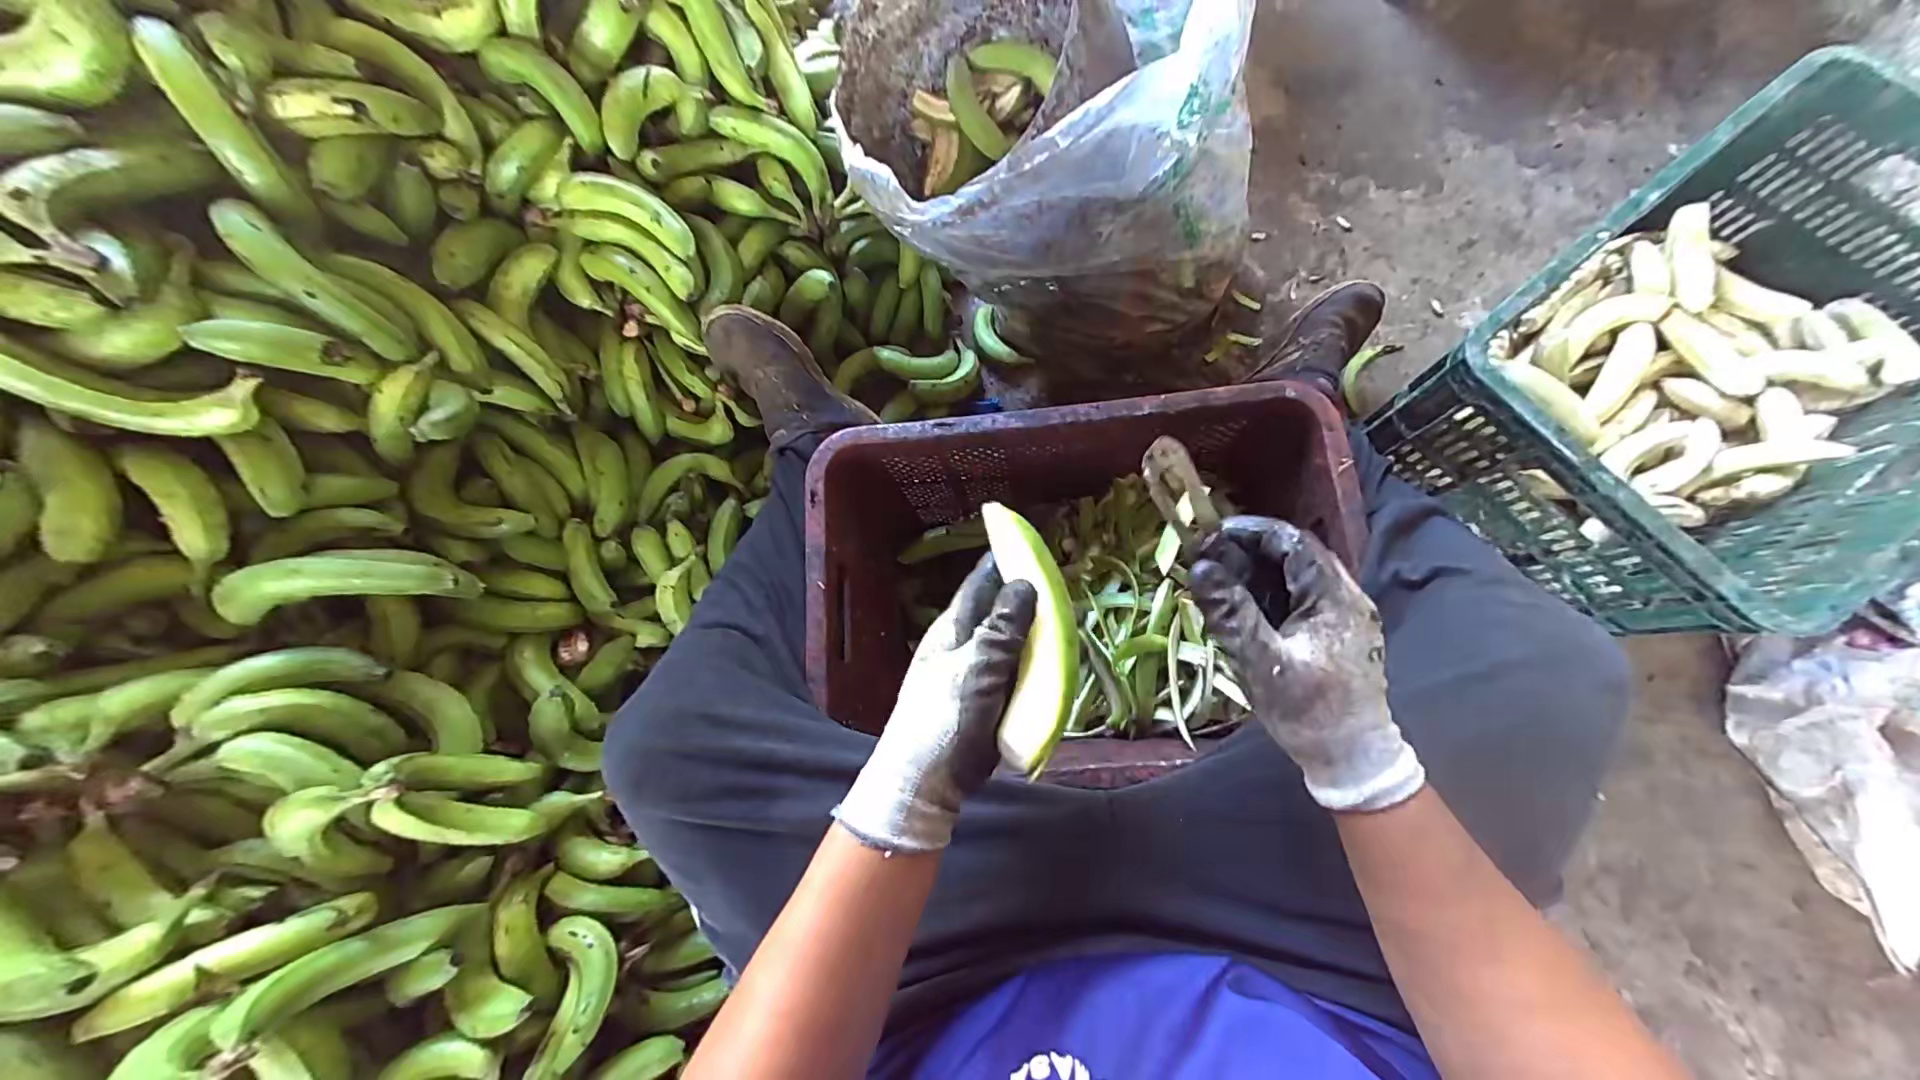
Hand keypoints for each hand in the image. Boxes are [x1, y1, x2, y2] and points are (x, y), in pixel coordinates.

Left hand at [833, 555, 1035, 852]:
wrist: (928, 780)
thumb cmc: (945, 718)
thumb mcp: (978, 667)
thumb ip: (1002, 628)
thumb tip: (1024, 583)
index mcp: (953, 628)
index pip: (980, 582)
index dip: (1001, 559)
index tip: (1023, 536)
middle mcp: (963, 643)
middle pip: (997, 608)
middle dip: (1023, 591)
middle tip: (1057, 577)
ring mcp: (973, 671)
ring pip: (1008, 638)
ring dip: (1030, 627)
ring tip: (1060, 613)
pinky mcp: (985, 697)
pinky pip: (1013, 668)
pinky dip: (1031, 659)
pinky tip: (1050, 659)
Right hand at [1190, 516, 1424, 811]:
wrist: (1351, 758)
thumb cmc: (1309, 711)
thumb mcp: (1262, 660)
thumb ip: (1230, 611)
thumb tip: (1199, 566)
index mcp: (1335, 598)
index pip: (1294, 542)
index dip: (1251, 532)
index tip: (1211, 534)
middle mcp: (1345, 599)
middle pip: (1294, 557)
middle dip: (1247, 551)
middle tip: (1205, 556)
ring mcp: (1342, 617)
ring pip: (1295, 578)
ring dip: (1255, 572)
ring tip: (1215, 576)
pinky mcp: (1334, 635)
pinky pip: (1298, 599)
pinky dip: (1267, 593)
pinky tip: (1241, 604)